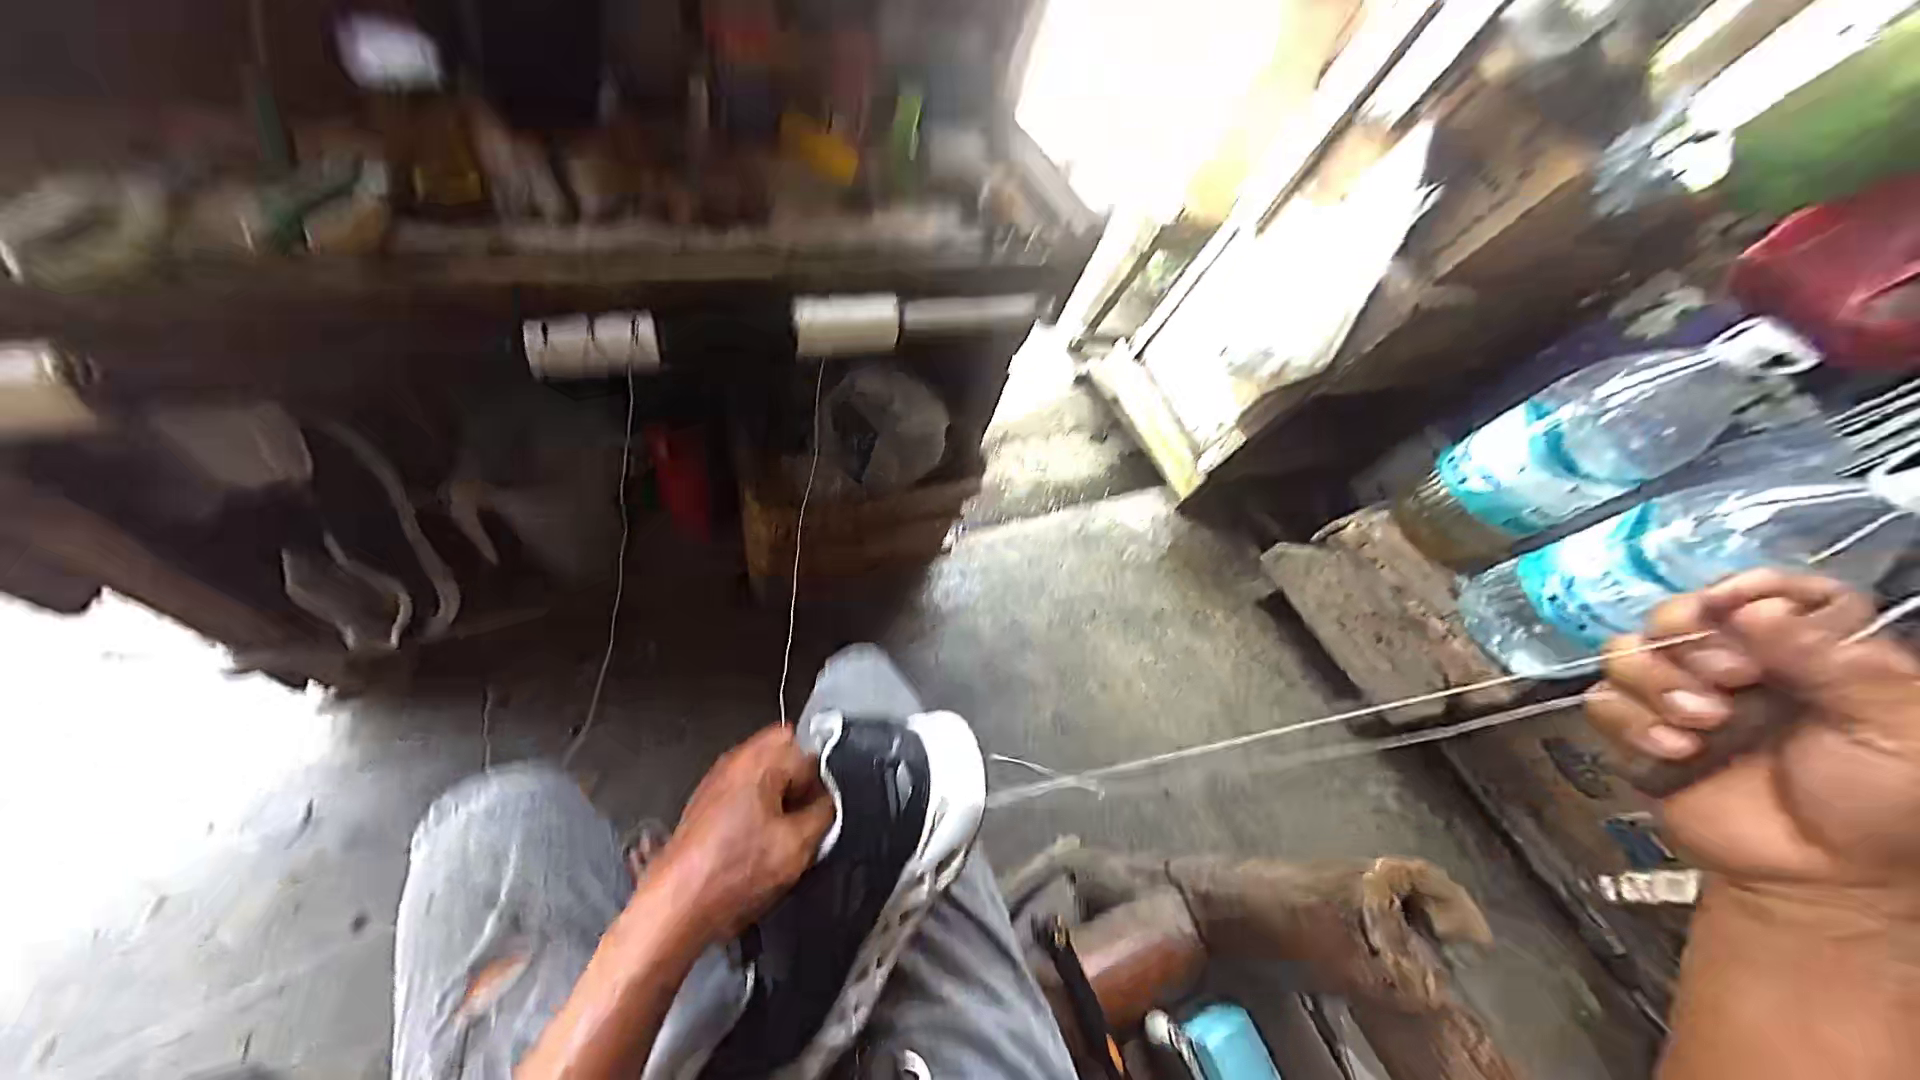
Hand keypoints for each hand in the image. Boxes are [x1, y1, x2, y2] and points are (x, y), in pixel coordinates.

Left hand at [646, 725, 835, 943]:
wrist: (676, 908)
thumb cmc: (726, 875)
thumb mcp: (798, 846)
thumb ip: (826, 813)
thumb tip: (830, 803)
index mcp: (760, 760)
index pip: (811, 750)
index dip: (823, 781)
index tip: (823, 807)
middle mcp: (735, 761)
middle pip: (786, 751)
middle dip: (800, 780)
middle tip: (804, 814)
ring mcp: (717, 781)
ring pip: (766, 772)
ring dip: (779, 795)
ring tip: (779, 832)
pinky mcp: (707, 803)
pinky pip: (746, 791)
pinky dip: (758, 808)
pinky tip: (756, 842)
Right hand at [1585, 570, 1919, 909]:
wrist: (1817, 878)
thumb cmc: (1879, 803)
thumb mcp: (1895, 731)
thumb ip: (1838, 662)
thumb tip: (1755, 607)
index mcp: (1804, 654)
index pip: (1767, 593)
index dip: (1747, 587)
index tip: (1733, 603)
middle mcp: (1733, 663)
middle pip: (1675, 614)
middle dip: (1689, 642)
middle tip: (1731, 680)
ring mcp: (1673, 694)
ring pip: (1624, 653)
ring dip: (1656, 686)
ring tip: (1701, 726)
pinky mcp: (1632, 726)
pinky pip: (1600, 701)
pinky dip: (1631, 723)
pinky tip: (1672, 750)